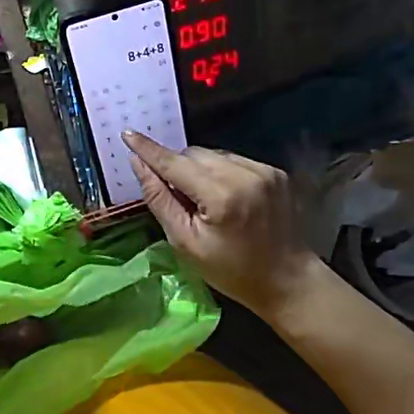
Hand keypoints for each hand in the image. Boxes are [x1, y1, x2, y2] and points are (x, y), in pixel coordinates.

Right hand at [126, 131, 326, 316]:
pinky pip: (234, 160)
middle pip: (193, 154)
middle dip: (177, 168)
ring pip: (213, 154)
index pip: (174, 163)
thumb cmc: (230, 270)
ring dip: (199, 169)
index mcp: (220, 196)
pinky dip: (220, 172)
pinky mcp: (275, 171)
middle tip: (175, 196)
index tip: (127, 134)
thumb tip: (138, 164)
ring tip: (202, 199)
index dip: (148, 149)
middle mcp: (244, 174)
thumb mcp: (185, 242)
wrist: (287, 280)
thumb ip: (159, 199)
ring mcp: (263, 170)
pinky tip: (225, 197)